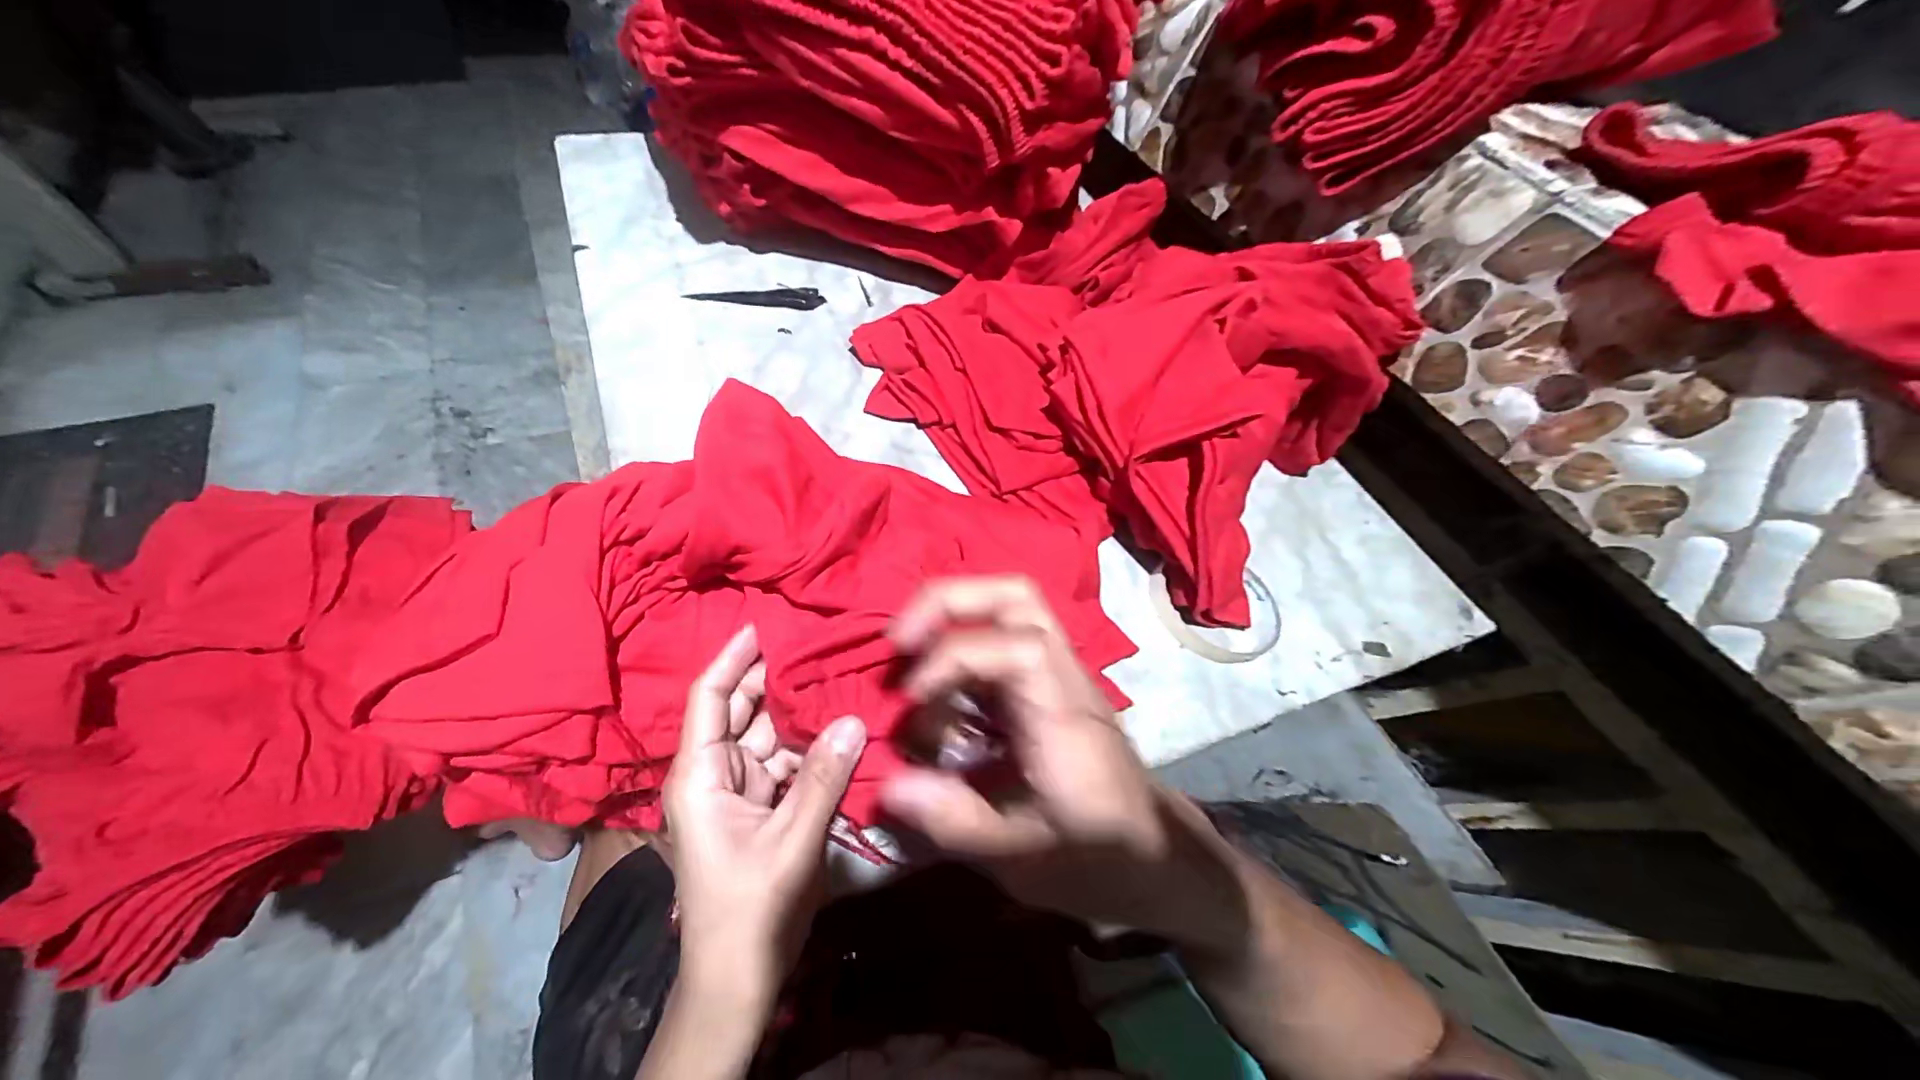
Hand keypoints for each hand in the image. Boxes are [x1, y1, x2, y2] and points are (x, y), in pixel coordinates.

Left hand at [662, 625, 867, 1000]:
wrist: (738, 978)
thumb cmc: (748, 911)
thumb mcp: (790, 842)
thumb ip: (822, 779)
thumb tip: (854, 718)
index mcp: (700, 775)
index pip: (710, 699)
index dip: (733, 659)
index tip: (763, 624)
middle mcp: (716, 773)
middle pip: (744, 710)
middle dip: (779, 680)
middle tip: (824, 647)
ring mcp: (741, 790)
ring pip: (772, 735)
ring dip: (803, 713)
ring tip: (843, 679)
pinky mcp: (764, 806)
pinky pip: (789, 761)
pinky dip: (813, 746)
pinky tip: (844, 728)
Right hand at [877, 577, 1244, 950]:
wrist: (1157, 854)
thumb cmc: (1098, 858)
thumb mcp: (1022, 858)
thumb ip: (954, 819)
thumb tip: (890, 786)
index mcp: (1064, 719)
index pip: (1017, 648)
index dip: (952, 658)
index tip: (912, 698)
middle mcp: (1067, 679)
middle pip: (1017, 597)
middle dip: (947, 603)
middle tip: (899, 642)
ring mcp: (1063, 675)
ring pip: (1013, 606)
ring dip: (955, 616)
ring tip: (911, 656)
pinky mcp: (1052, 684)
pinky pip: (1005, 636)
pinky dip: (964, 642)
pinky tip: (939, 685)